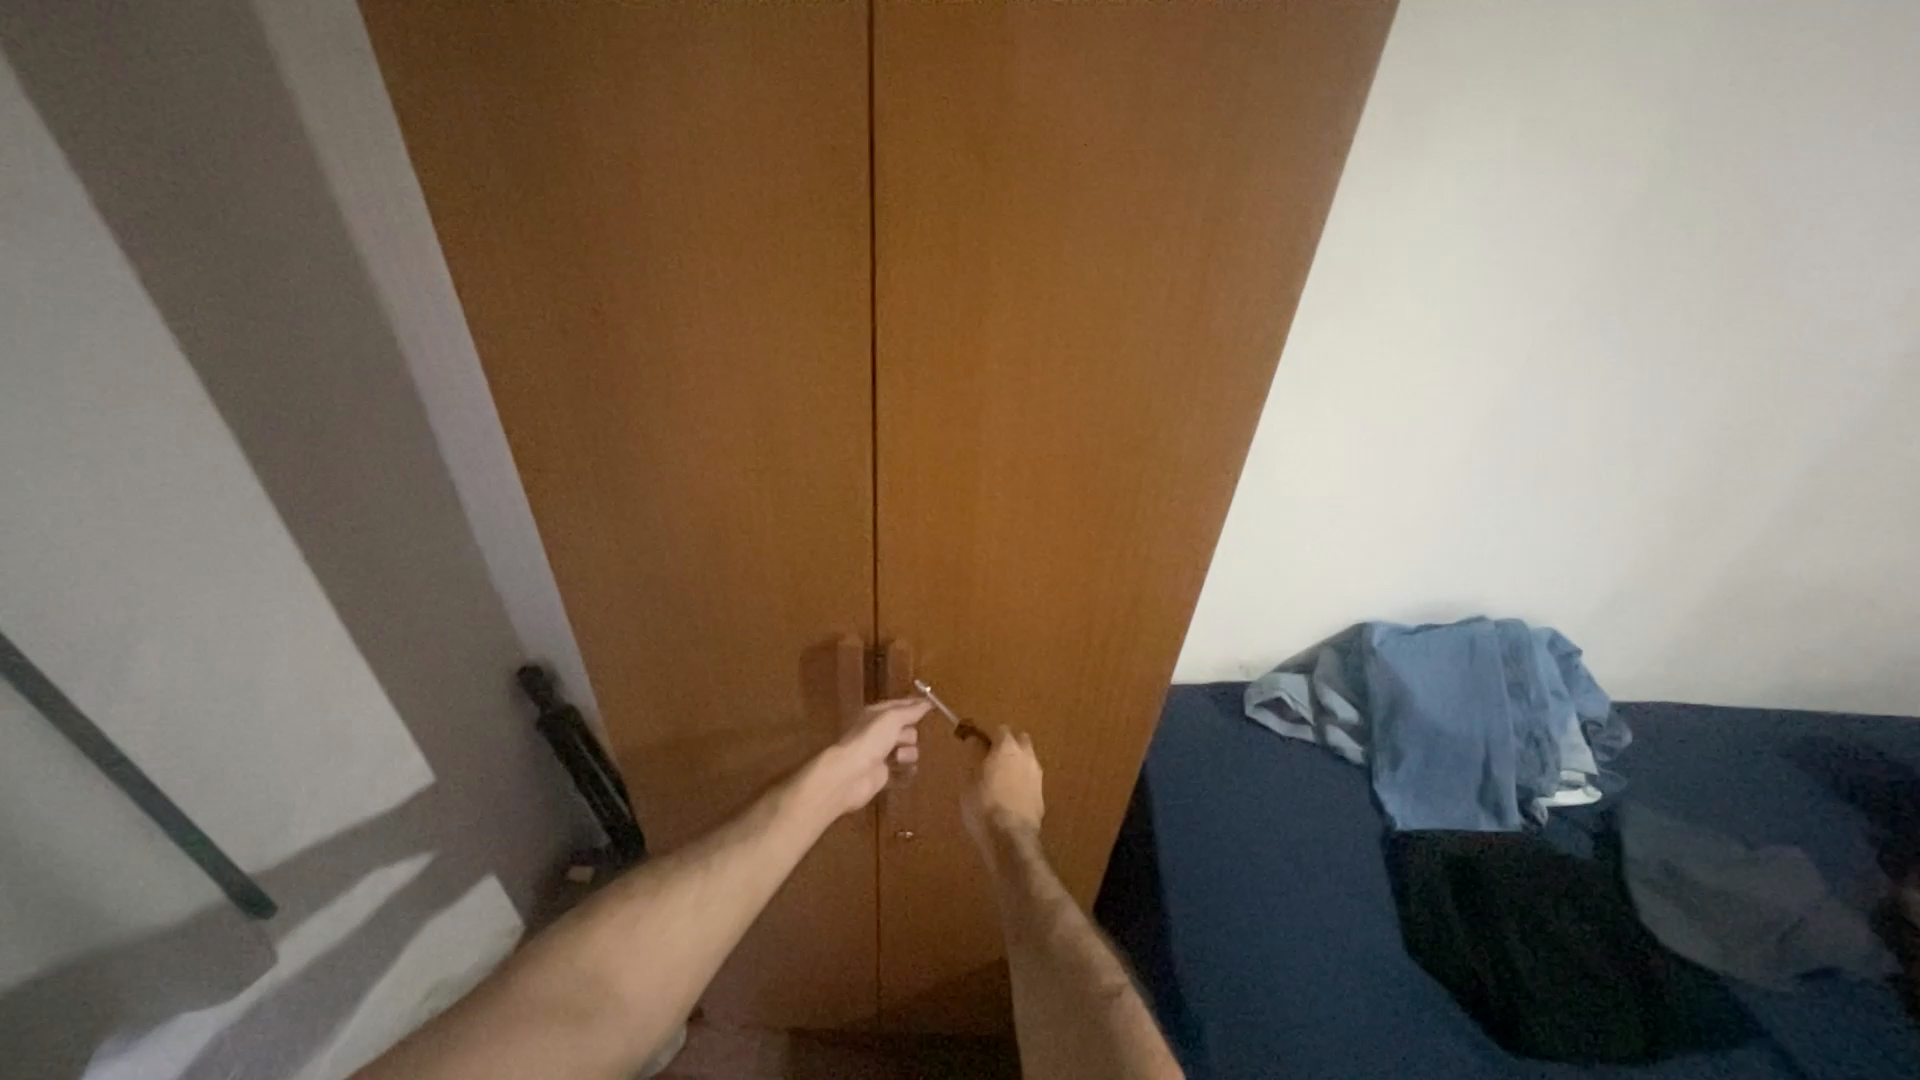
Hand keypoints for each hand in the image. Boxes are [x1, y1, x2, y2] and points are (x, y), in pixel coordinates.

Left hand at [804, 698, 926, 817]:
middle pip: (908, 731)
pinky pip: (904, 773)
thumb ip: (911, 711)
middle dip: (909, 736)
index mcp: (877, 716)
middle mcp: (879, 734)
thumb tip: (927, 702)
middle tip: (900, 740)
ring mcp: (881, 756)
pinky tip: (906, 771)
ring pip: (908, 751)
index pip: (900, 706)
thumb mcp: (892, 718)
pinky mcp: (883, 776)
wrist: (850, 774)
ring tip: (897, 759)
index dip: (915, 706)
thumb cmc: (870, 740)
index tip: (932, 706)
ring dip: (908, 755)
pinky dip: (907, 772)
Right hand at [964, 726, 1044, 847]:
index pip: (999, 729)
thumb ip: (973, 755)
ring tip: (1000, 780)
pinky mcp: (1042, 795)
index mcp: (1007, 747)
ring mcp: (1037, 775)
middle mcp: (1027, 756)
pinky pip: (1030, 779)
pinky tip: (1010, 797)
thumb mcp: (969, 778)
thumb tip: (974, 740)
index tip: (976, 745)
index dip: (987, 735)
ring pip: (1027, 759)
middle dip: (1007, 745)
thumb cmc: (983, 804)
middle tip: (990, 760)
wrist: (1010, 837)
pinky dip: (1021, 782)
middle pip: (1019, 740)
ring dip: (1016, 763)